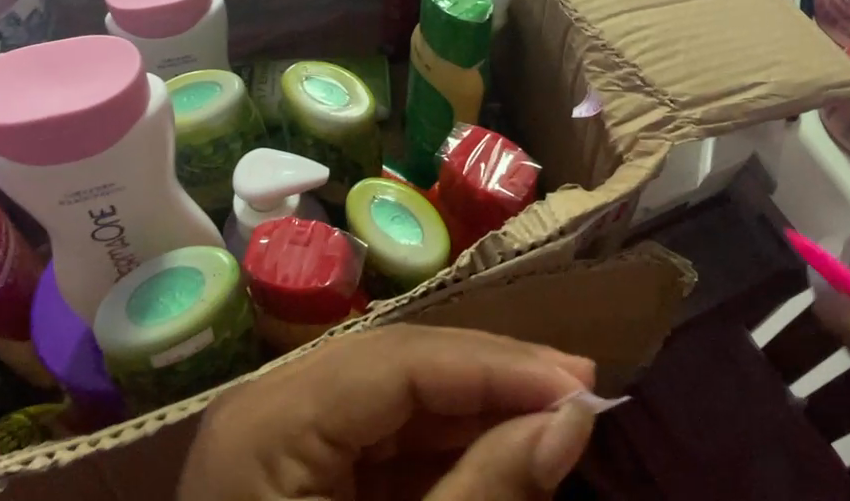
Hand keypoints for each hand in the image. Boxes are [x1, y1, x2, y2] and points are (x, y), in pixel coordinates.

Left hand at [178, 325, 599, 499]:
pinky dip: (444, 440)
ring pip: (395, 391)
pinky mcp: (301, 461)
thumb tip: (574, 420)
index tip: (581, 382)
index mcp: (268, 422)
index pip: (399, 360)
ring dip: (476, 404)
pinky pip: (382, 432)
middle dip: (491, 376)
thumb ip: (484, 491)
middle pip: (398, 363)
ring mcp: (281, 429)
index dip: (495, 365)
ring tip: (554, 409)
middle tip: (580, 387)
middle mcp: (270, 403)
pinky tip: (500, 439)